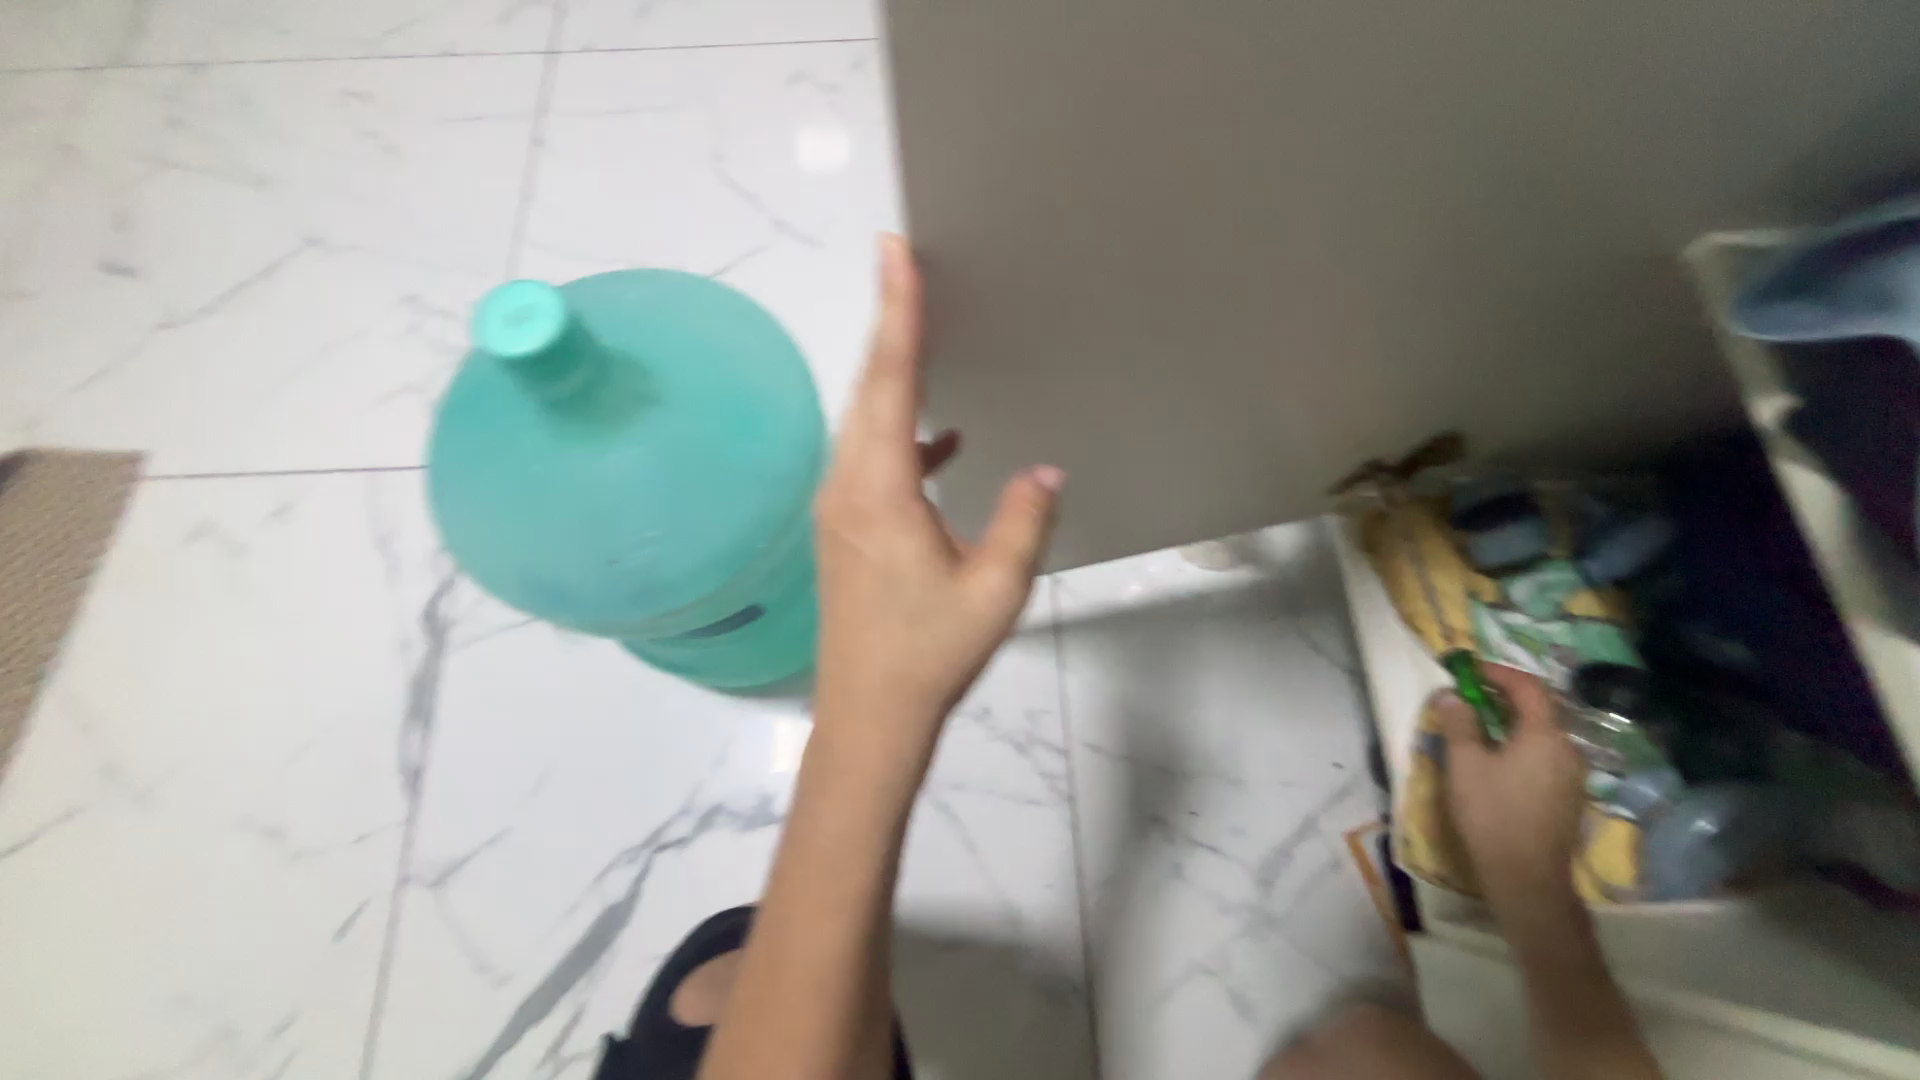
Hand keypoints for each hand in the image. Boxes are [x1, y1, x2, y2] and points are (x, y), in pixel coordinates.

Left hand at [813, 235, 1063, 759]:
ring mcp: (839, 507)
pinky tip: (944, 440)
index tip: (893, 251)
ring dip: (895, 376)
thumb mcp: (994, 589)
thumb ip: (1022, 520)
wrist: (869, 714)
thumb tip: (1046, 469)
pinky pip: (872, 458)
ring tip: (927, 335)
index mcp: (880, 491)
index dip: (896, 313)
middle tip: (906, 264)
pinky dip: (904, 435)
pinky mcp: (845, 527)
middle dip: (890, 323)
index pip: (890, 382)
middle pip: (868, 388)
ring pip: (866, 421)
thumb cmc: (930, 653)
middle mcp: (847, 486)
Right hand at [1436, 664, 1586, 933]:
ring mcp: (1573, 774)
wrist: (1526, 876)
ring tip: (1476, 727)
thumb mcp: (1464, 763)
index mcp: (1545, 735)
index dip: (1497, 672)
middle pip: (1538, 709)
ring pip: (1541, 733)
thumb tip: (1452, 695)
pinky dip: (1520, 744)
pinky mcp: (1568, 795)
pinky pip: (1544, 755)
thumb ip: (1459, 722)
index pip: (1528, 686)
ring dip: (1510, 722)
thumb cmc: (1491, 813)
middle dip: (1502, 696)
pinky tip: (1496, 760)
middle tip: (1467, 696)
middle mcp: (1568, 749)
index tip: (1467, 669)